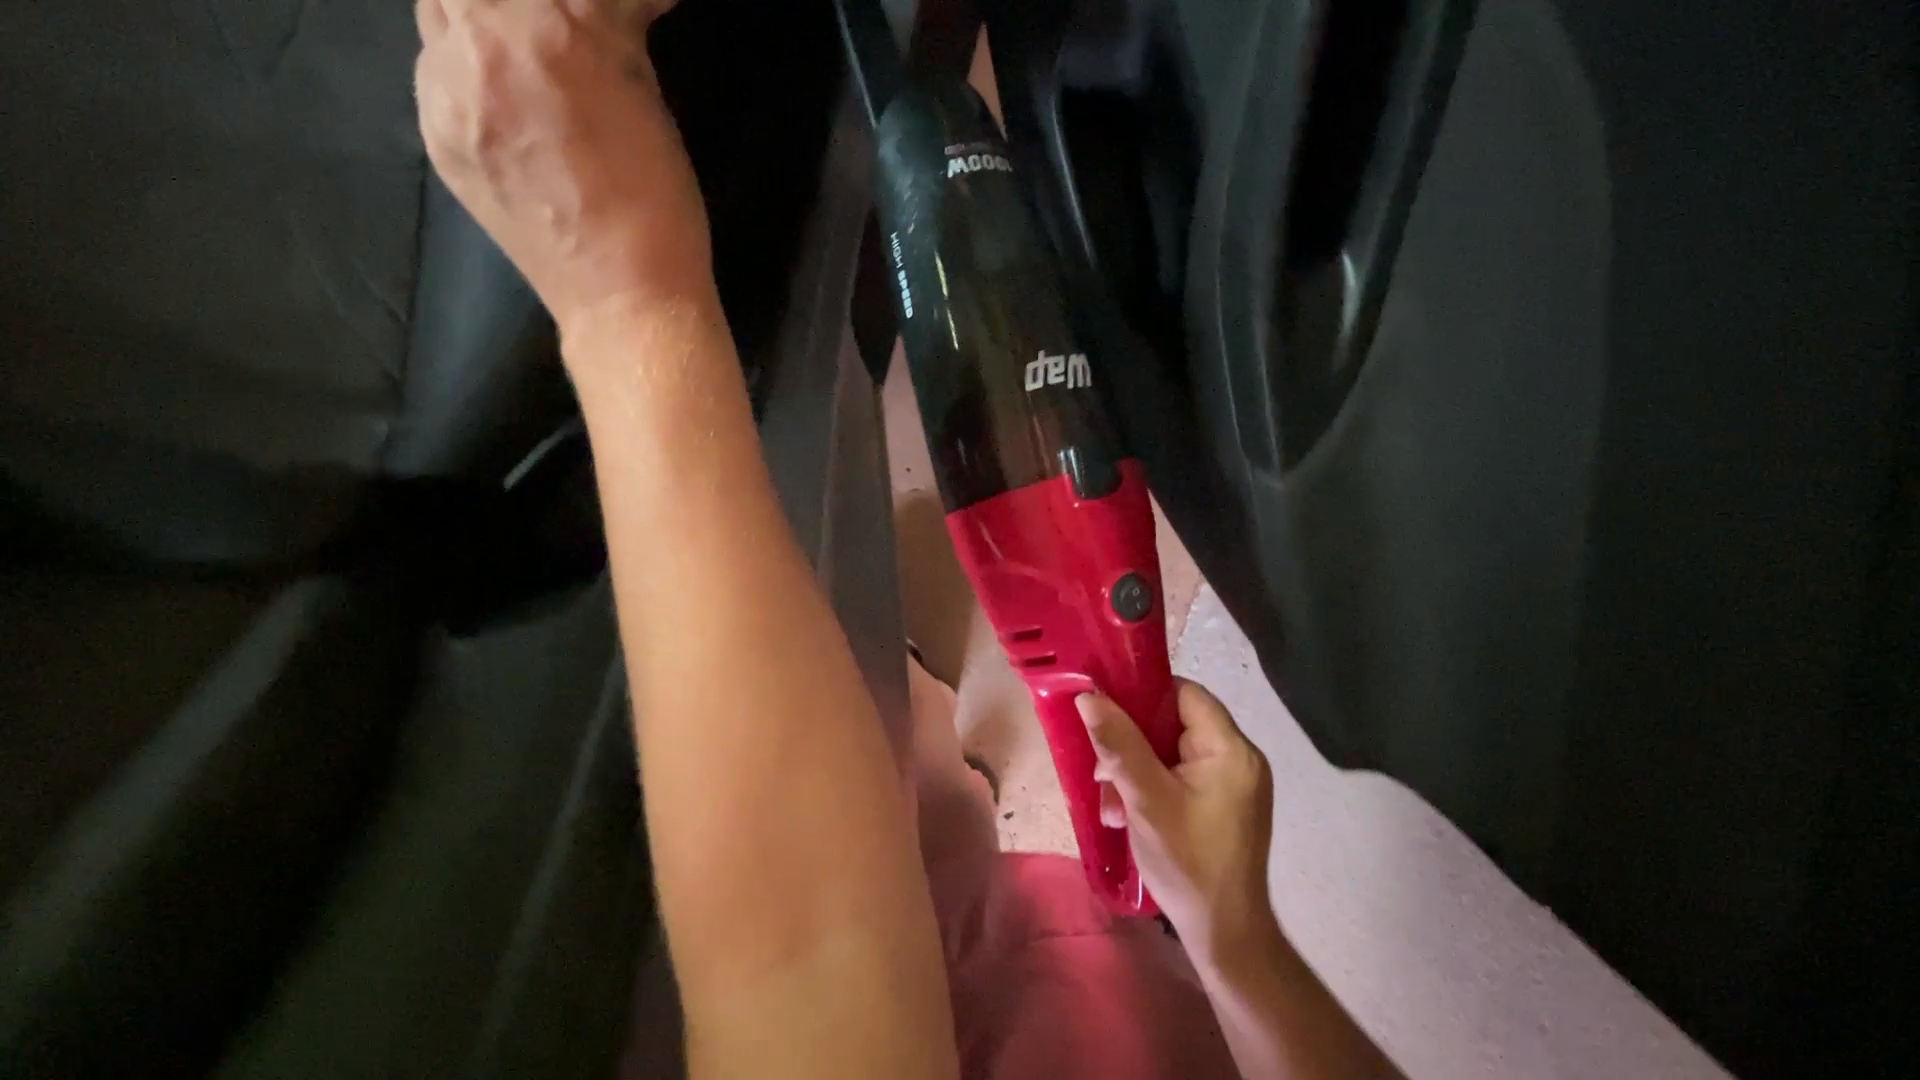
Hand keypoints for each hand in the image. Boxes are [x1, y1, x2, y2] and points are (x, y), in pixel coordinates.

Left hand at [414, 0, 713, 338]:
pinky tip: (504, 92)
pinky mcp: (434, 135)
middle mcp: (480, 45)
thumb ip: (610, 32)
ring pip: (441, 5)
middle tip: (563, 28)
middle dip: (530, 4)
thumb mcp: (649, 100)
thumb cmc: (659, 207)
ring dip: (486, 15)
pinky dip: (468, 61)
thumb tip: (607, 8)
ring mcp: (444, 92)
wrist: (621, 297)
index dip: (598, 4)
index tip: (626, 17)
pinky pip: (433, 64)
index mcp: (552, 32)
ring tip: (526, 48)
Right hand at [1076, 681, 1276, 951]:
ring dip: (1136, 769)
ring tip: (1112, 803)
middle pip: (1175, 722)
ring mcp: (1234, 783)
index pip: (1184, 693)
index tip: (1104, 710)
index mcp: (1230, 749)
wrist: (1225, 933)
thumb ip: (1119, 744)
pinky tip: (1127, 813)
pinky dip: (1152, 786)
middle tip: (1101, 768)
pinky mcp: (1225, 804)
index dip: (1142, 694)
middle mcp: (1240, 758)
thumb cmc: (1187, 862)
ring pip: (1173, 751)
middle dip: (1132, 742)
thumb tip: (1088, 695)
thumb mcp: (1145, 800)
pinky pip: (1182, 775)